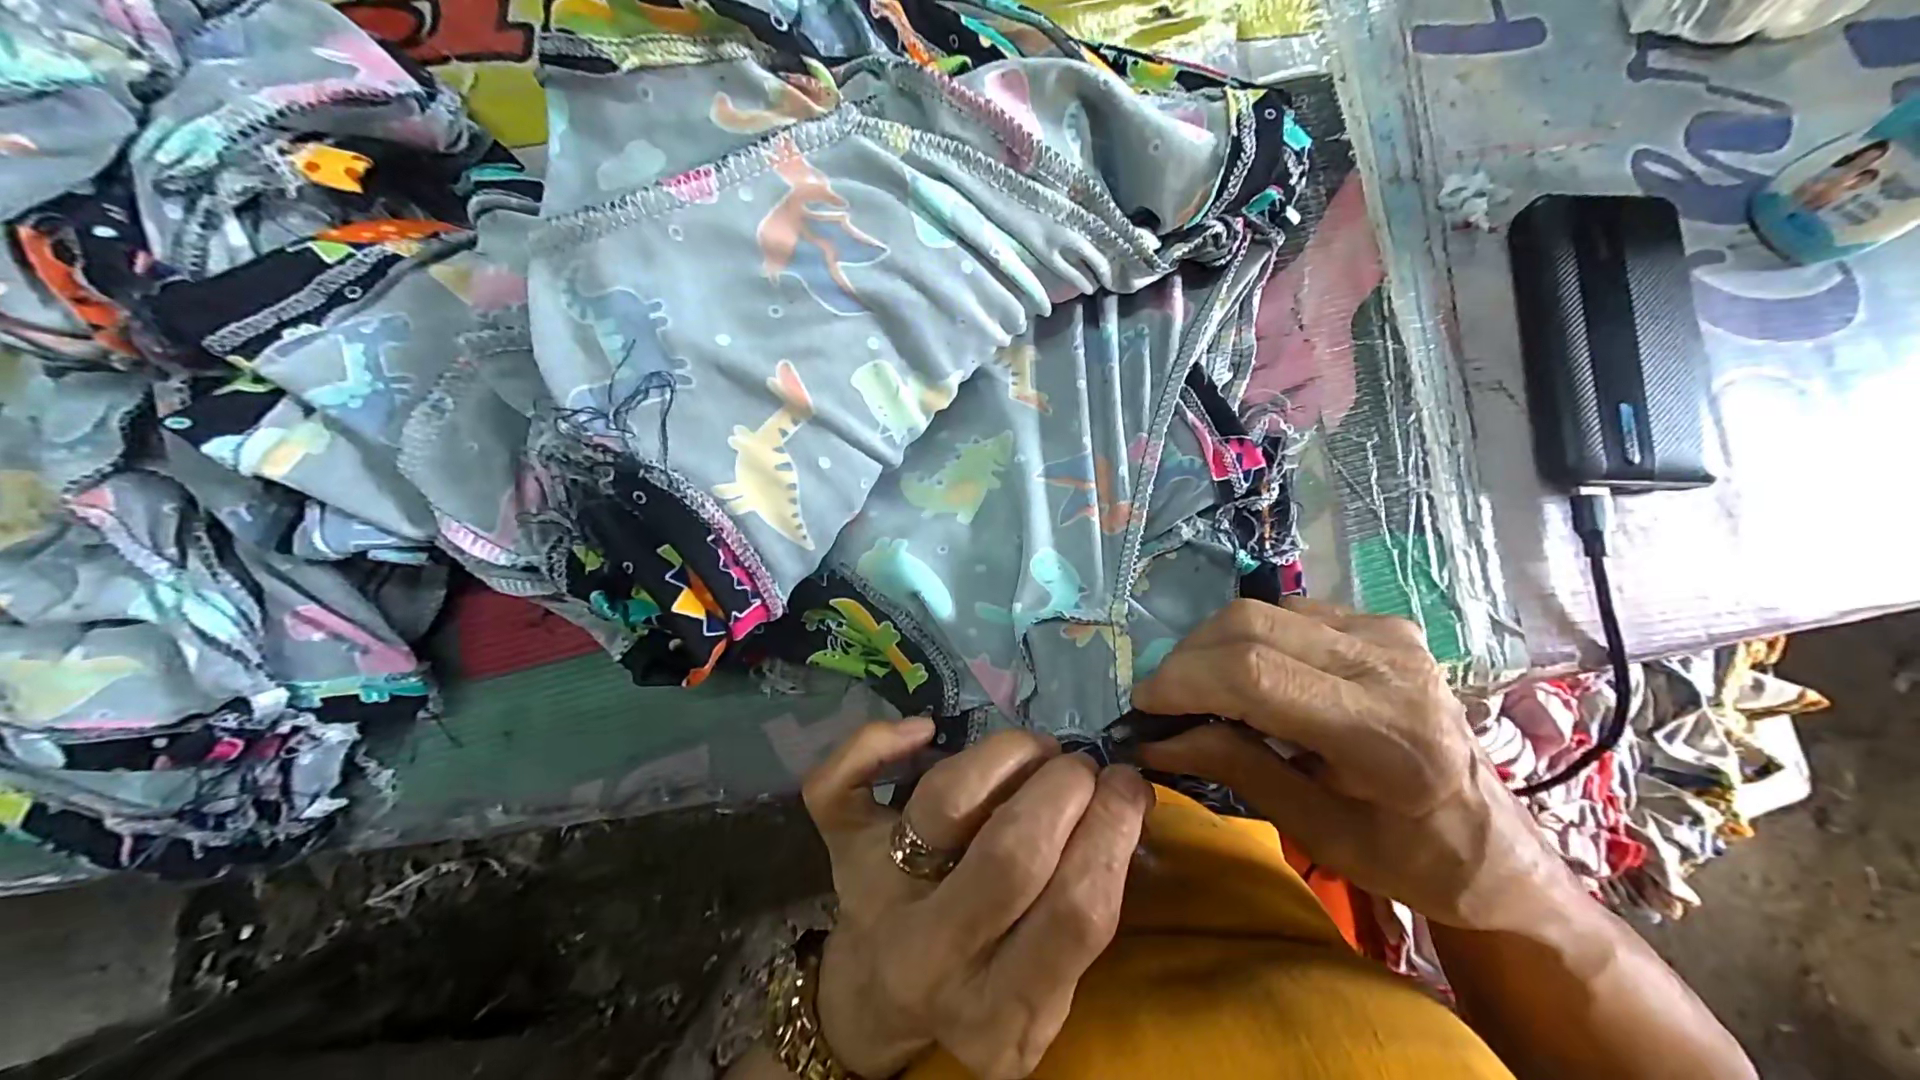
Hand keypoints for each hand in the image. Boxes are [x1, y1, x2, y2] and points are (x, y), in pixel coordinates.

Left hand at [801, 721, 1151, 1078]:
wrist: (879, 996)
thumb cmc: (979, 983)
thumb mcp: (1042, 986)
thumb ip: (1080, 912)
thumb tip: (1123, 800)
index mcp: (999, 1011)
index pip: (1074, 915)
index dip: (1111, 833)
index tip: (1128, 786)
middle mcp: (930, 957)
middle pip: (1009, 855)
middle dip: (1063, 791)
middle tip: (1083, 766)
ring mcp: (875, 897)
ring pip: (942, 802)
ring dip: (1005, 756)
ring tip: (1037, 748)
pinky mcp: (838, 855)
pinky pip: (838, 787)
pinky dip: (873, 743)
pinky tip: (924, 730)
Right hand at [1132, 598, 1577, 930]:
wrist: (1493, 842)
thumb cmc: (1409, 856)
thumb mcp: (1316, 831)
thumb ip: (1235, 769)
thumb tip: (1155, 738)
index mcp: (1387, 734)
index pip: (1258, 675)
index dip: (1185, 681)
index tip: (1143, 705)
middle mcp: (1390, 665)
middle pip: (1252, 626)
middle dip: (1188, 659)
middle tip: (1160, 698)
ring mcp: (1389, 635)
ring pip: (1263, 609)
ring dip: (1210, 645)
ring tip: (1194, 688)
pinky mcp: (1382, 624)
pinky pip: (1287, 611)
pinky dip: (1245, 638)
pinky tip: (1241, 674)